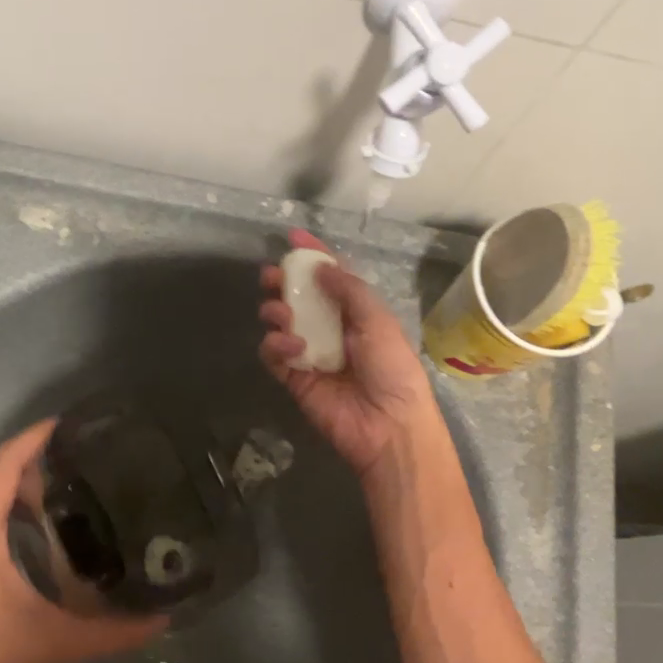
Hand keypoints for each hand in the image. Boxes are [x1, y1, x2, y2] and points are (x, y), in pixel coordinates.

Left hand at [0, 419, 166, 662]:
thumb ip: (116, 631)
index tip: (68, 424)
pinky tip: (28, 519)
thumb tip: (163, 618)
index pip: (4, 466)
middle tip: (77, 452)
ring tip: (60, 480)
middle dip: (30, 456)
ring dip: (14, 480)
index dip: (34, 439)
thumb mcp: (59, 643)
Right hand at [259, 230, 439, 474]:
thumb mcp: (377, 319)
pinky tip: (292, 347)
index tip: (293, 239)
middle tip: (271, 276)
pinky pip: (274, 354)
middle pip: (300, 298)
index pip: (331, 278)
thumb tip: (320, 266)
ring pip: (281, 323)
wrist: (388, 424)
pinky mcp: (294, 378)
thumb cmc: (392, 368)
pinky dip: (276, 345)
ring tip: (282, 314)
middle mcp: (332, 329)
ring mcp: (311, 353)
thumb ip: (348, 289)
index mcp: (357, 313)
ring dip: (276, 311)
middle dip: (283, 283)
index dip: (313, 257)